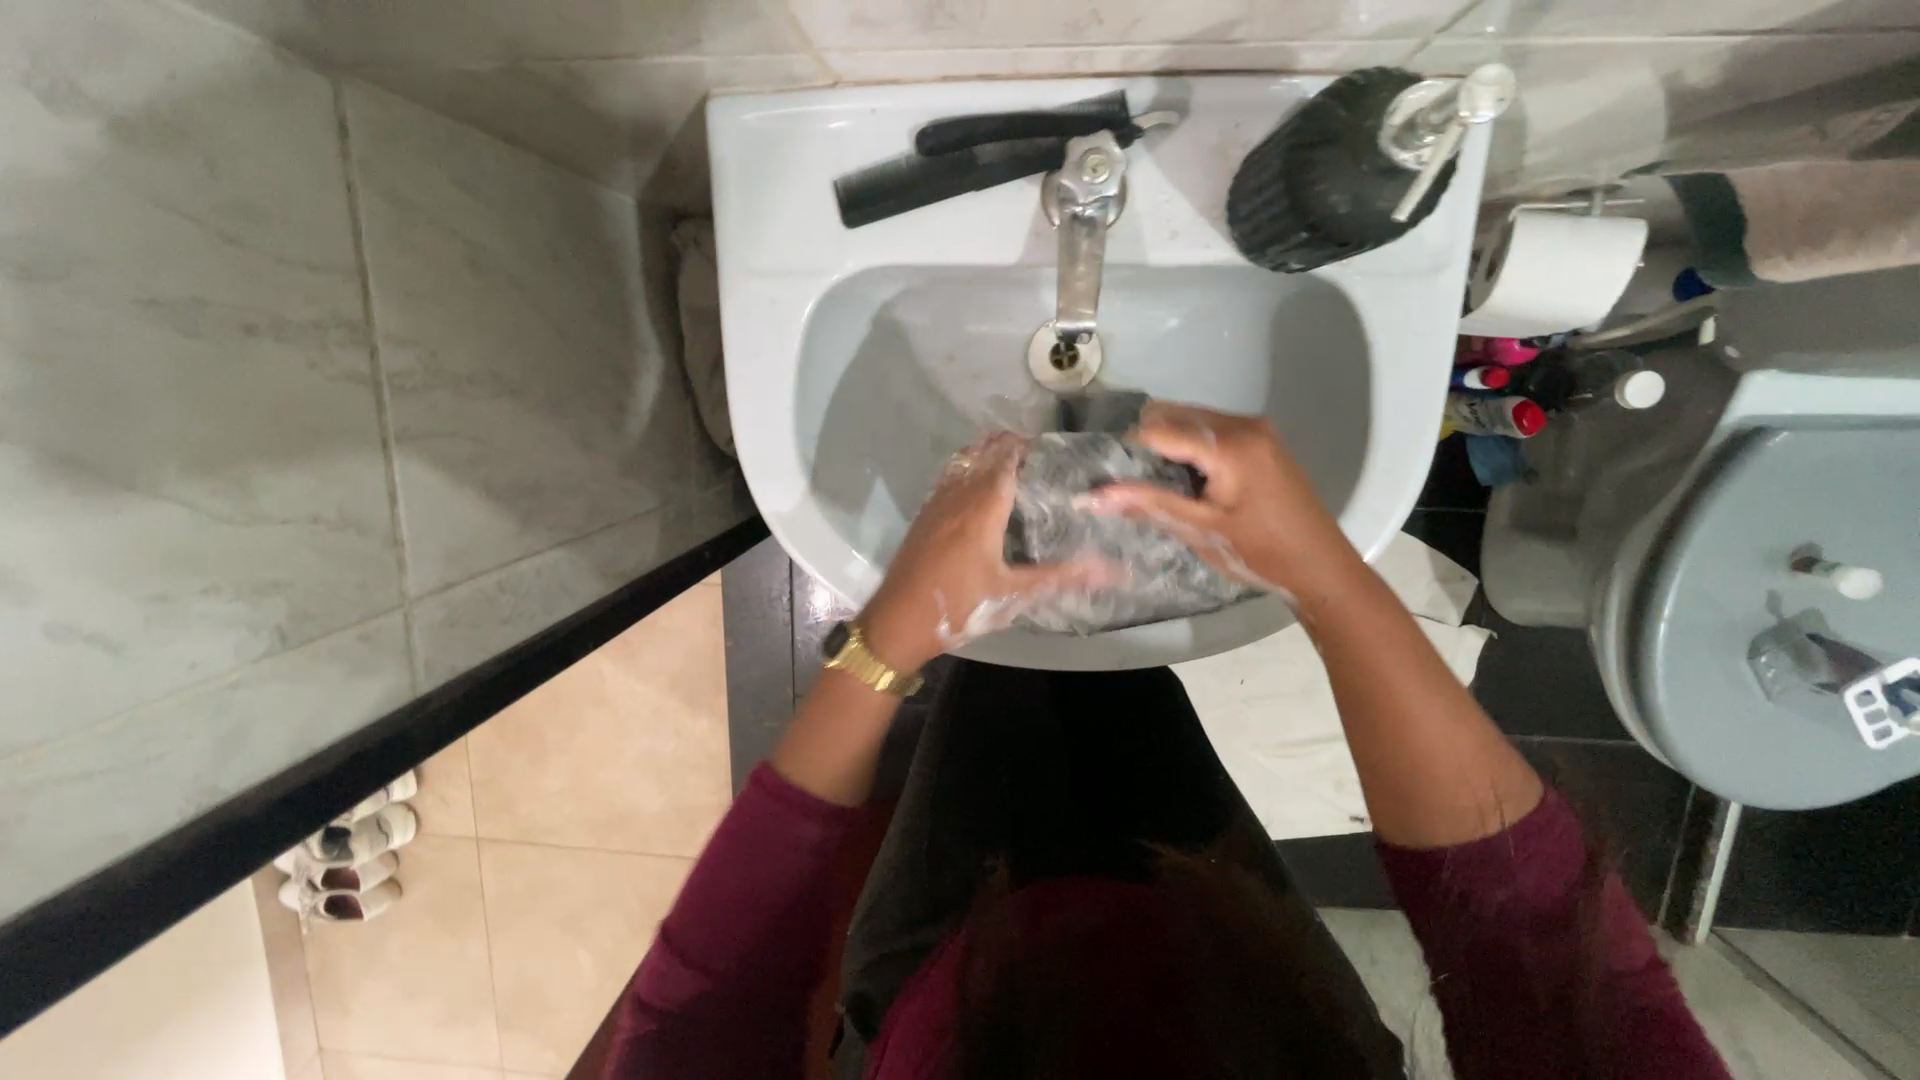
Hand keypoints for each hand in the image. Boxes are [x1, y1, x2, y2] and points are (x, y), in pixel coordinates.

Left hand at [860, 432, 1107, 671]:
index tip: (1044, 443)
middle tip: (1030, 446)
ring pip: (960, 465)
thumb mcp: (1013, 595)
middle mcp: (958, 498)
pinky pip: (946, 479)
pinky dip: (962, 469)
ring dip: (981, 454)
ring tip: (1003, 453)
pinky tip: (970, 482)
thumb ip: (1059, 577)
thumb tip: (1108, 570)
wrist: (898, 621)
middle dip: (1004, 446)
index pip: (1005, 463)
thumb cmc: (960, 606)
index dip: (1022, 448)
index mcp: (983, 509)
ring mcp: (935, 505)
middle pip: (981, 457)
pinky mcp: (922, 518)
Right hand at [1083, 401, 1357, 596]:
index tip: (1108, 476)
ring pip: (1192, 419)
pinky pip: (1211, 430)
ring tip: (1158, 484)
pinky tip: (1187, 480)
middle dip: (1147, 442)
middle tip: (1132, 482)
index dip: (1128, 450)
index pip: (1159, 429)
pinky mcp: (1262, 440)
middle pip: (1175, 414)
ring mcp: (1256, 429)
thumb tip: (1094, 496)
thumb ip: (1149, 504)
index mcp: (1231, 445)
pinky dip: (1189, 446)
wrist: (1320, 566)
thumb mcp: (1200, 530)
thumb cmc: (1261, 552)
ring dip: (1168, 443)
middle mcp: (1244, 425)